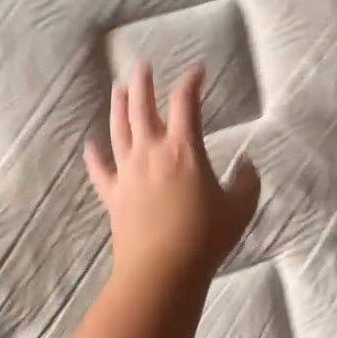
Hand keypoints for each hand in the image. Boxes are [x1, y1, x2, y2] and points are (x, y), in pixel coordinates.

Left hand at [84, 62, 261, 281]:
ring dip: (118, 106)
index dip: (192, 82)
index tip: (198, 70)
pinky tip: (89, 145)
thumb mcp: (240, 208)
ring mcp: (128, 173)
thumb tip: (246, 164)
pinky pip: (100, 170)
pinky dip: (94, 156)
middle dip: (143, 83)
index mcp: (184, 150)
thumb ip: (247, 182)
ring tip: (118, 88)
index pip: (186, 103)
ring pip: (119, 130)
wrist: (162, 272)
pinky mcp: (113, 196)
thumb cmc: (206, 238)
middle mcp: (151, 153)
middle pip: (142, 107)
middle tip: (142, 65)